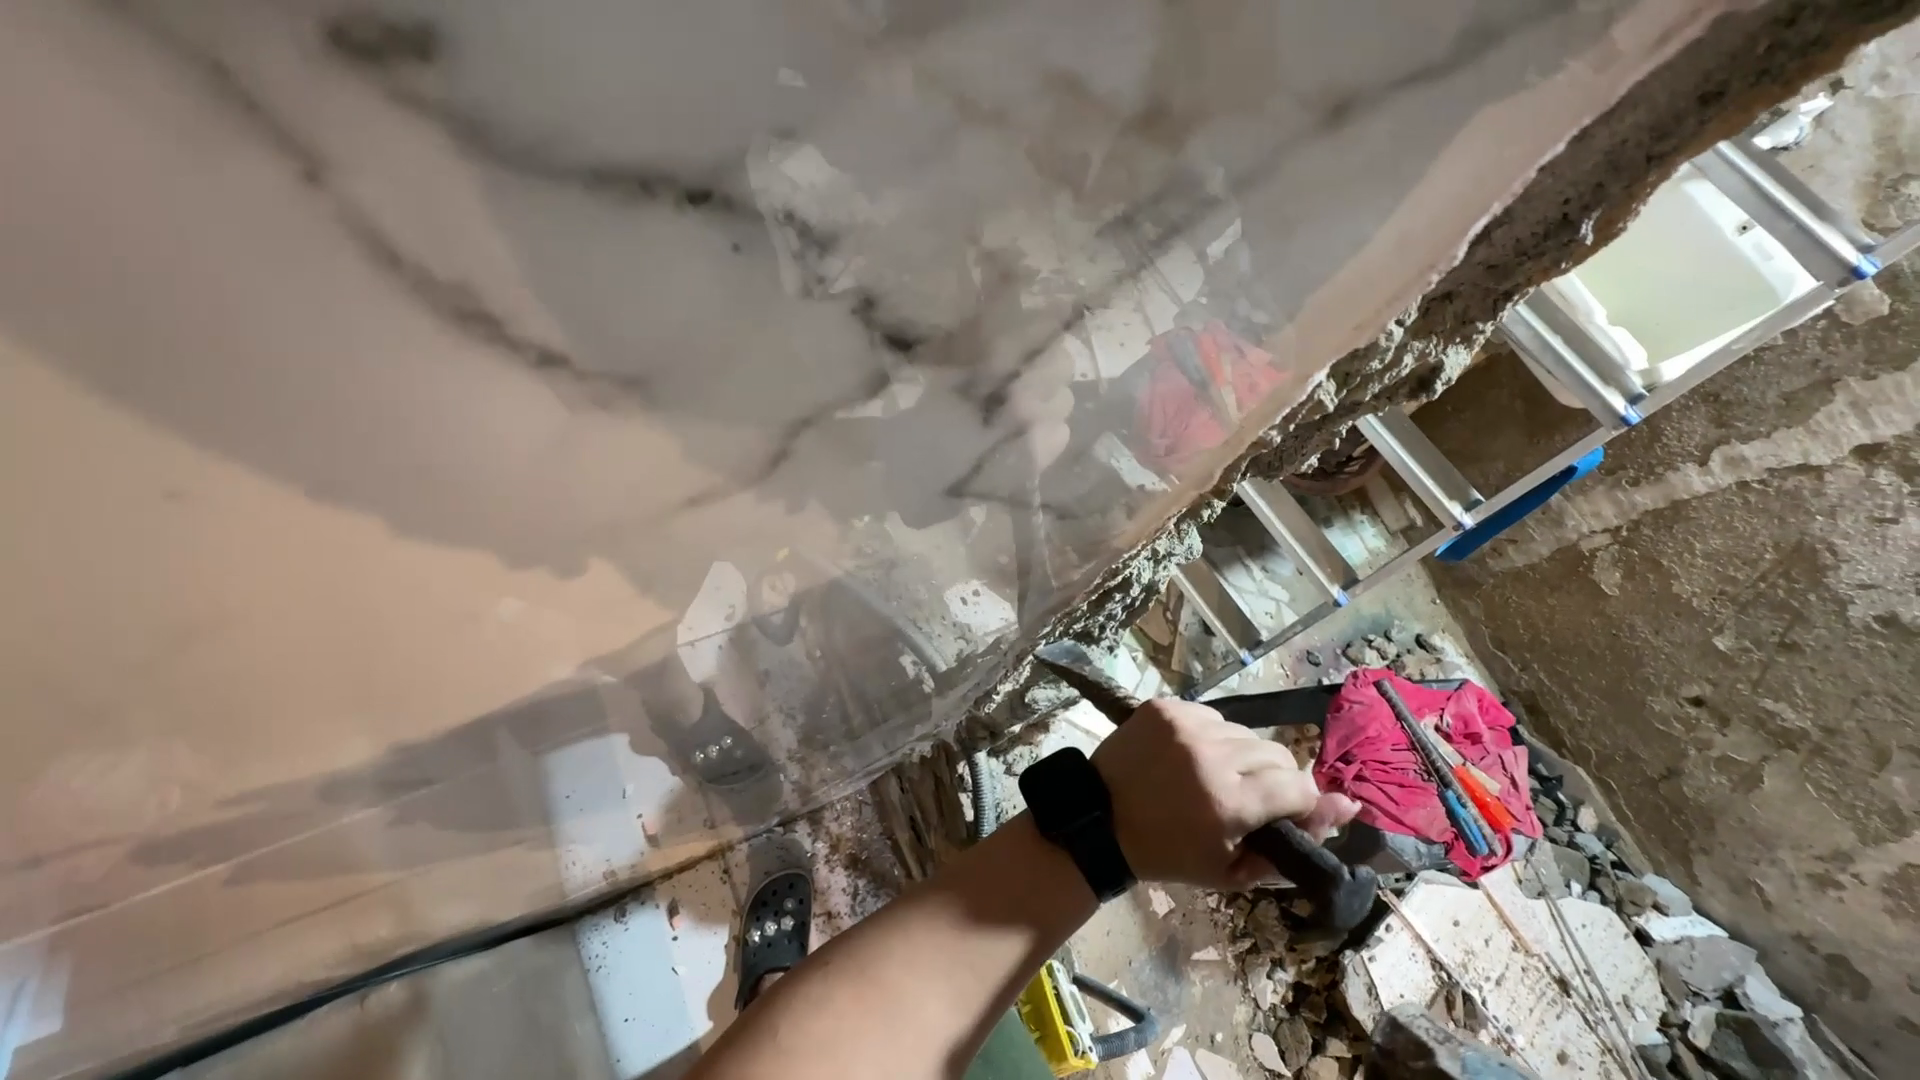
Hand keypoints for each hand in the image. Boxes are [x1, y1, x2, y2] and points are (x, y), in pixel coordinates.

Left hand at [1090, 699, 1359, 889]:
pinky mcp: (1165, 706)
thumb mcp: (1232, 867)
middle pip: (1277, 754)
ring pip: (1245, 732)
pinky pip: (1212, 715)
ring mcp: (1186, 725)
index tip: (1283, 814)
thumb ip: (1293, 841)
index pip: (1298, 787)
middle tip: (1245, 797)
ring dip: (1240, 755)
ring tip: (1213, 776)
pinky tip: (1190, 758)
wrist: (1099, 819)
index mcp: (1229, 801)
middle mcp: (1211, 755)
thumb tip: (1347, 807)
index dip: (1298, 803)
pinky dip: (1210, 736)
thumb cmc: (1167, 853)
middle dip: (1272, 778)